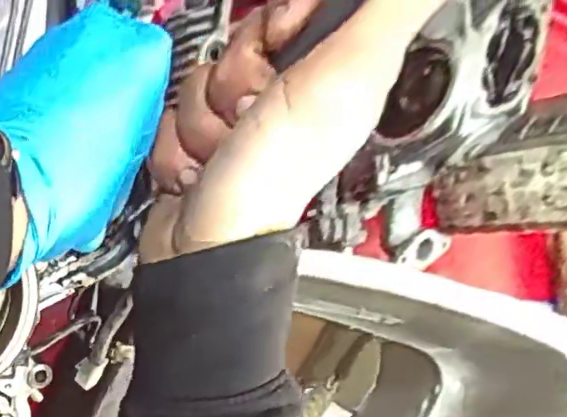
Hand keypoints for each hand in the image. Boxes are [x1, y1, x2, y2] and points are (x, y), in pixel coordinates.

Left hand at [0, 3, 171, 283]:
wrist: (1, 193)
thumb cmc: (60, 188)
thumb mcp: (119, 187)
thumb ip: (129, 159)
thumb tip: (116, 172)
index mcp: (146, 56)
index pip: (161, 88)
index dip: (143, 129)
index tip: (131, 150)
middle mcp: (104, 34)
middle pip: (120, 72)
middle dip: (110, 110)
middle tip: (99, 154)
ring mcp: (57, 44)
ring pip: (83, 74)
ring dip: (78, 109)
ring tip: (67, 156)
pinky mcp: (20, 63)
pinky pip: (47, 85)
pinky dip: (47, 110)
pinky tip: (43, 148)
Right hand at [141, 0, 446, 262]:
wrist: (204, 244)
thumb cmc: (269, 180)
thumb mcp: (350, 73)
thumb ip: (394, 6)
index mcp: (331, 67)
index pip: (290, 7)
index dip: (280, 18)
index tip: (281, 43)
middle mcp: (283, 93)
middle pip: (239, 43)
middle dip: (233, 81)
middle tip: (248, 116)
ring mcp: (235, 123)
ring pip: (200, 83)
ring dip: (202, 123)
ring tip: (221, 154)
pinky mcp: (196, 146)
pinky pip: (172, 120)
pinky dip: (178, 150)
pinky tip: (198, 170)